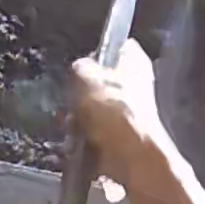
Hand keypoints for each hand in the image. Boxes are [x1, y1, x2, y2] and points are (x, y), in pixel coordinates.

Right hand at [69, 38, 184, 187]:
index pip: (113, 48)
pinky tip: (75, 145)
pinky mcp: (118, 137)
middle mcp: (133, 85)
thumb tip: (78, 69)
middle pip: (95, 85)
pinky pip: (91, 134)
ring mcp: (126, 113)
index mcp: (134, 61)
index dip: (93, 57)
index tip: (79, 70)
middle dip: (77, 97)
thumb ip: (79, 67)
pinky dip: (80, 140)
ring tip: (72, 129)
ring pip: (90, 112)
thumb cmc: (113, 111)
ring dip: (76, 121)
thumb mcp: (86, 76)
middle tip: (71, 105)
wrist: (129, 154)